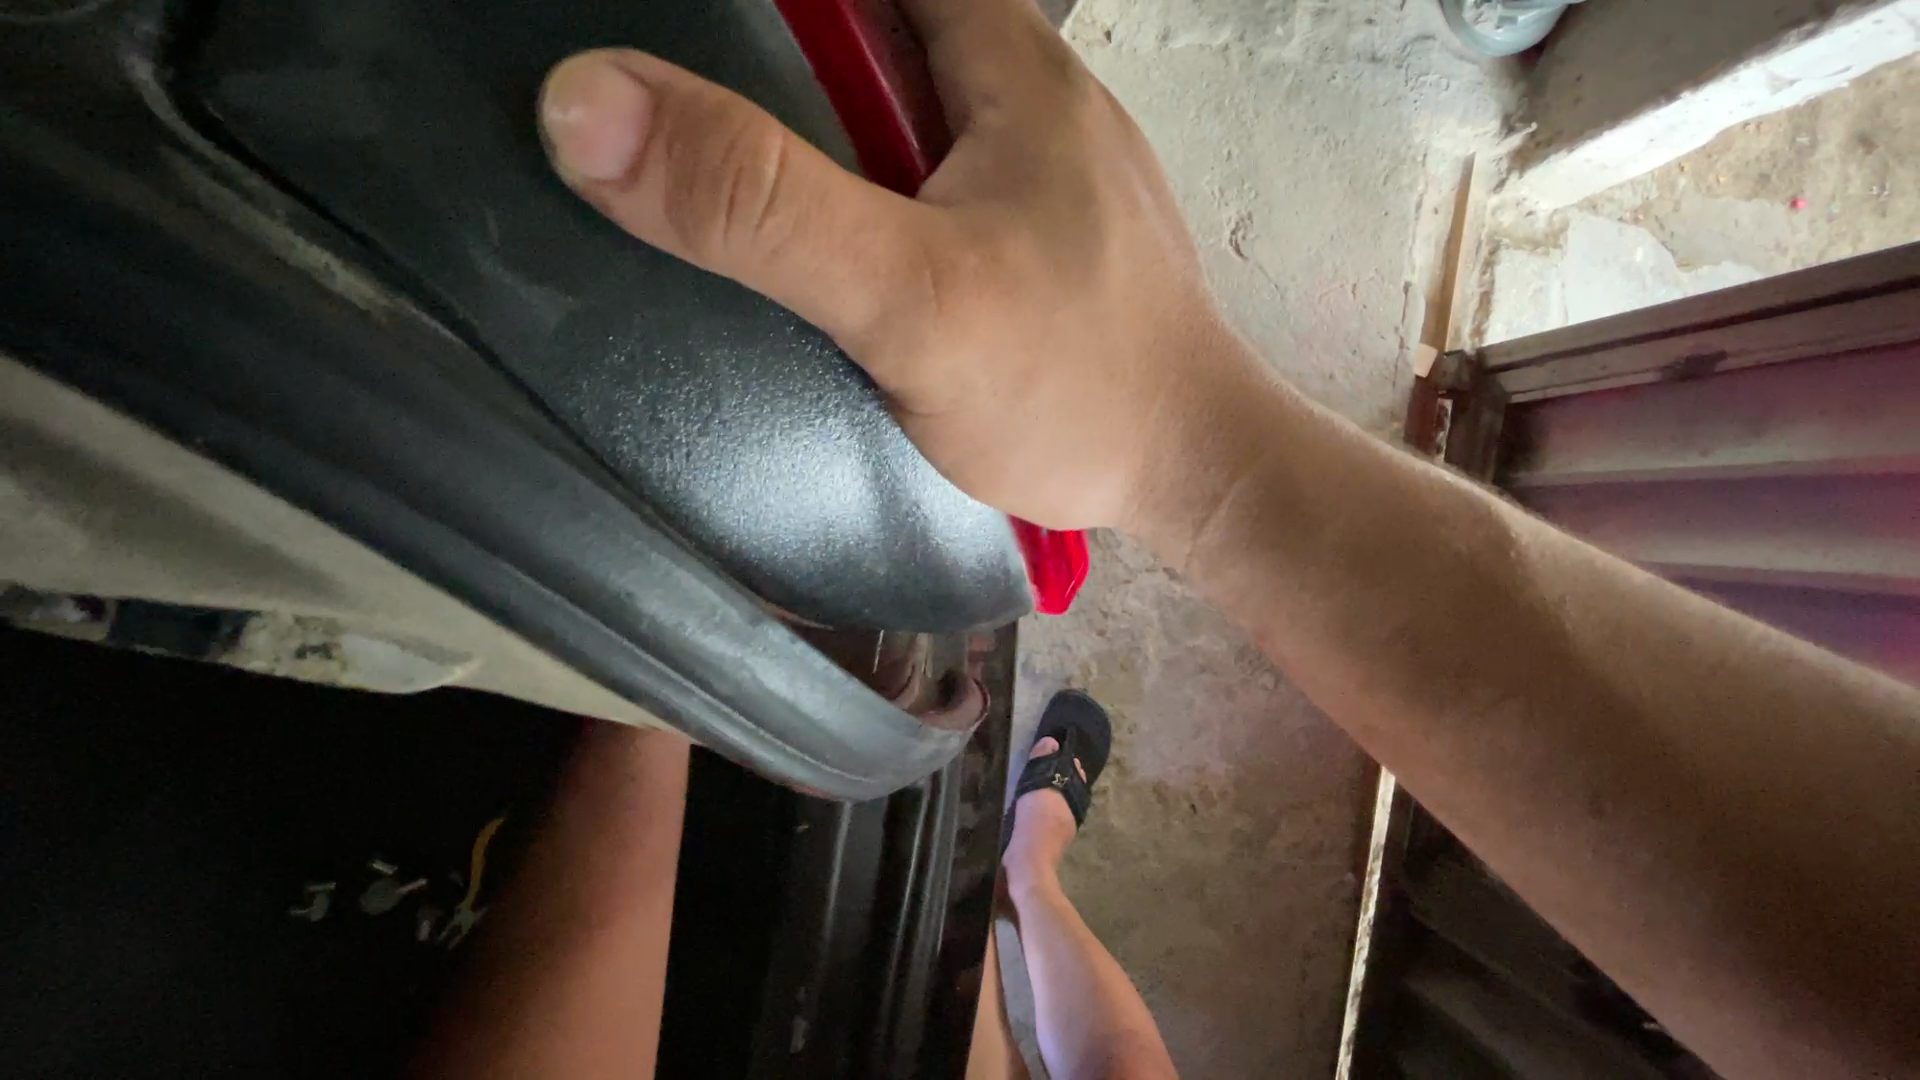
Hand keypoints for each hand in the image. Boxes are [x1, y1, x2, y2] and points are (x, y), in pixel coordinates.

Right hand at [536, 0, 1271, 539]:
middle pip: (877, 41)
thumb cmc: (1075, 386)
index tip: (701, 39)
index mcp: (1007, 64)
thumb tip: (589, 111)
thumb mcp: (912, 298)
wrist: (1188, 470)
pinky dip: (880, 213)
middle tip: (704, 138)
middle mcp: (1028, 103)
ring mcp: (1040, 180)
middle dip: (785, 73)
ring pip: (906, 127)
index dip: (772, 8)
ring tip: (754, 207)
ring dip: (830, 152)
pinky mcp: (1038, 250)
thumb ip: (766, 209)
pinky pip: (937, 198)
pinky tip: (845, 264)